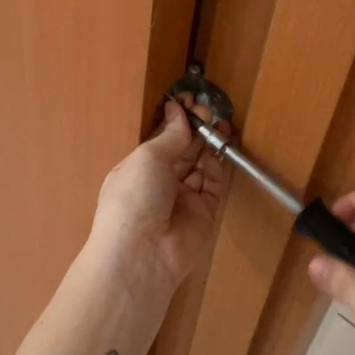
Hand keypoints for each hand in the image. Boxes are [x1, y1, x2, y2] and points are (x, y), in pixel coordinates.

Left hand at [86, 101, 227, 299]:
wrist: (142, 253)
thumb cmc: (134, 198)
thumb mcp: (147, 158)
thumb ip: (169, 136)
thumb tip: (177, 110)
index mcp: (138, 168)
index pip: (161, 139)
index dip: (175, 121)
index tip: (189, 101)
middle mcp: (160, 183)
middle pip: (182, 151)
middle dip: (195, 130)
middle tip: (209, 108)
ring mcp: (183, 199)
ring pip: (200, 166)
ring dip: (209, 145)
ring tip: (220, 122)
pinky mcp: (203, 213)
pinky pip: (214, 186)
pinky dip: (218, 167)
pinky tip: (220, 148)